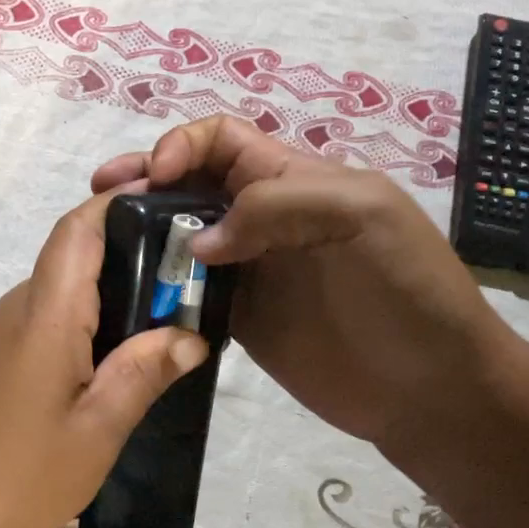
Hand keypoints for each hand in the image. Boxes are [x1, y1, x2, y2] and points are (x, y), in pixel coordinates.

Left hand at [0, 187, 210, 527]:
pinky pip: (54, 315)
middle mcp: (23, 307)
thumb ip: (142, 375)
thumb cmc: (18, 473)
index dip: (119, 203)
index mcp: (47, 315)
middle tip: (195, 279)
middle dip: (135, 251)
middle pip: (77, 253)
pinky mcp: (2, 352)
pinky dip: (93, 318)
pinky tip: (124, 351)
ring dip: (117, 290)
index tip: (172, 204)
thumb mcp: (96, 431)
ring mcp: (7, 329)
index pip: (78, 229)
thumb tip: (190, 336)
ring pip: (67, 287)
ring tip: (173, 315)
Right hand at [92, 117, 522, 447]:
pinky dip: (156, 289)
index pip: (223, 139)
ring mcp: (247, 269)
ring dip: (141, 234)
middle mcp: (262, 217)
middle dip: (143, 180)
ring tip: (102, 244)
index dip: (184, 144)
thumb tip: (196, 243)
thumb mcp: (358, 214)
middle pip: (190, 184)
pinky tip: (129, 294)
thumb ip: (276, 205)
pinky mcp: (237, 318)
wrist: (429, 388)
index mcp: (293, 178)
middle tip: (99, 194)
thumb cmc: (405, 289)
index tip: (155, 175)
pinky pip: (185, 292)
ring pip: (180, 237)